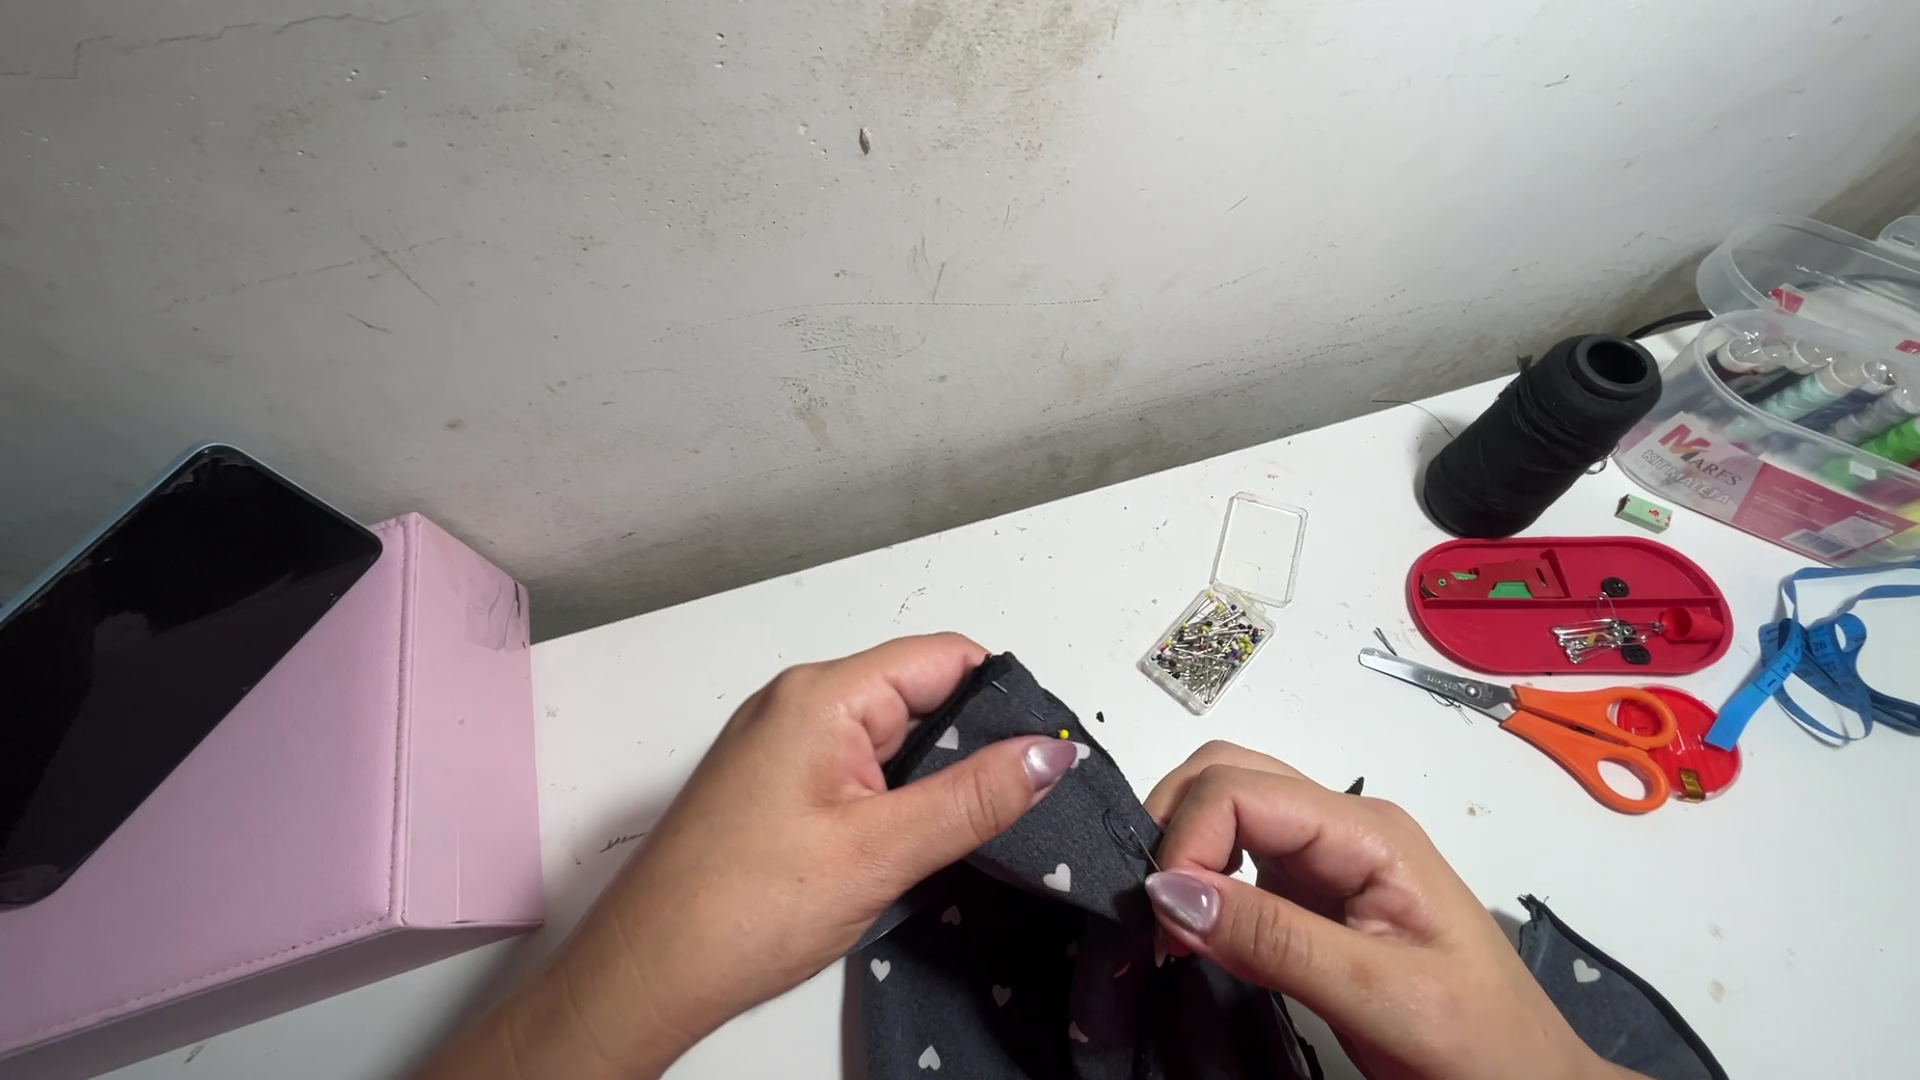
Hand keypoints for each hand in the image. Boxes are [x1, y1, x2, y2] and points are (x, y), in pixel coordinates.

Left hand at [417, 634, 1079, 1079]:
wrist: (642, 978)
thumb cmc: (745, 908)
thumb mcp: (880, 851)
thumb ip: (974, 797)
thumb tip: (1049, 753)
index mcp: (822, 694)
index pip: (939, 657)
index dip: (999, 692)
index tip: (1043, 744)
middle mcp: (800, 700)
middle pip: (916, 691)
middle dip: (971, 737)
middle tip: (1020, 794)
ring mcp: (785, 738)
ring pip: (891, 730)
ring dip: (933, 768)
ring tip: (974, 819)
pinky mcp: (779, 776)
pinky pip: (859, 760)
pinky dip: (897, 787)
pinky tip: (915, 830)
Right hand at [1139, 742, 1638, 1079]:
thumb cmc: (1487, 1049)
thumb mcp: (1386, 999)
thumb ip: (1275, 939)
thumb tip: (1168, 891)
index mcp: (1364, 830)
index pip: (1242, 790)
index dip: (1188, 839)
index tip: (1165, 919)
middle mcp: (1335, 822)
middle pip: (1225, 773)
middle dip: (1172, 824)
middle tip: (1152, 906)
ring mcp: (1319, 850)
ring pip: (1221, 805)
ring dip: (1178, 847)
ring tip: (1165, 918)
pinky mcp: (1304, 884)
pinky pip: (1230, 853)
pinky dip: (1194, 877)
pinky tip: (1192, 924)